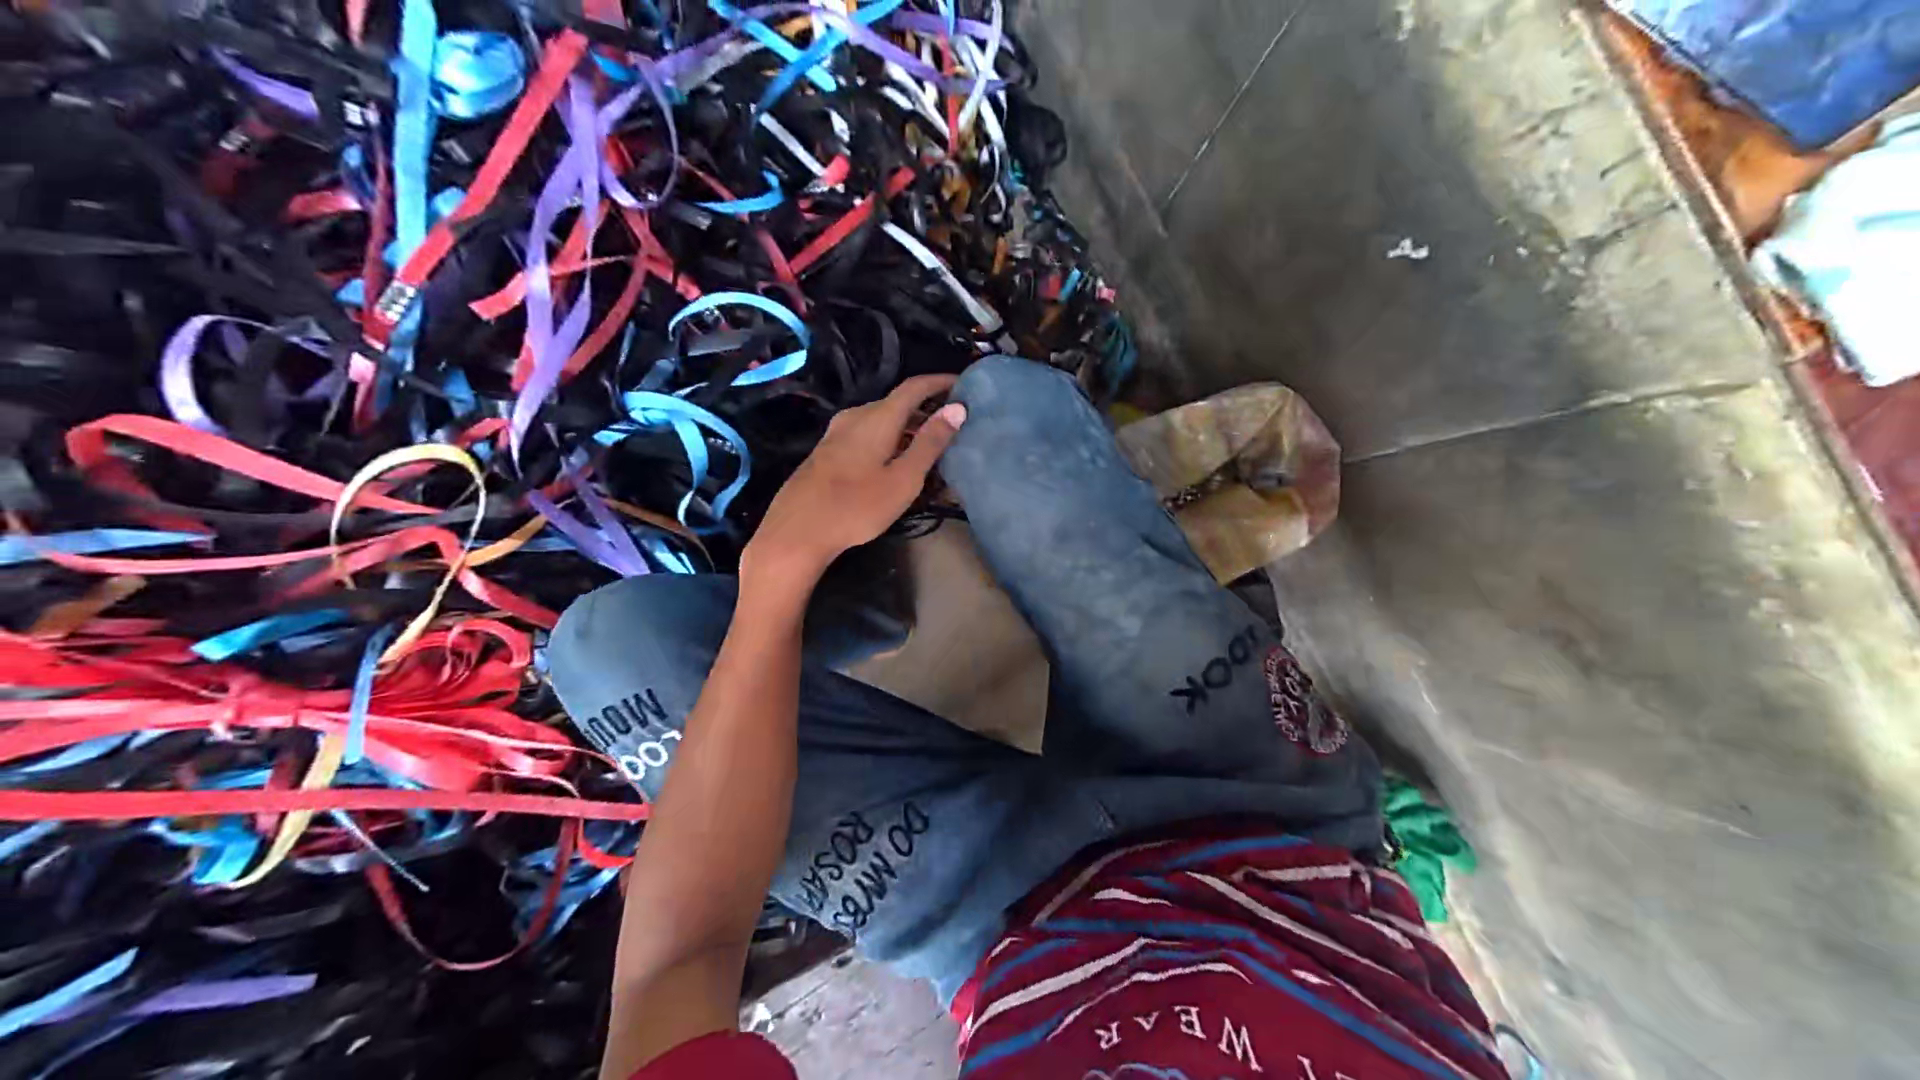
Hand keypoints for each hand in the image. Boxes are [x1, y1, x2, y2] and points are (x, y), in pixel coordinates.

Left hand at [743, 375, 966, 584]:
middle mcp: (855, 416)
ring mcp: (837, 433)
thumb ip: (930, 443)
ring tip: (931, 448)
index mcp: (876, 417)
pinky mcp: (827, 452)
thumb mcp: (903, 479)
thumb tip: (956, 409)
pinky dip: (889, 439)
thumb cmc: (856, 507)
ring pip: (881, 421)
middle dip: (926, 410)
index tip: (964, 386)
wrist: (797, 532)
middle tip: (954, 427)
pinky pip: (866, 434)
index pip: (914, 387)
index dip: (940, 383)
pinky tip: (896, 463)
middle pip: (897, 404)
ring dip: (907, 428)